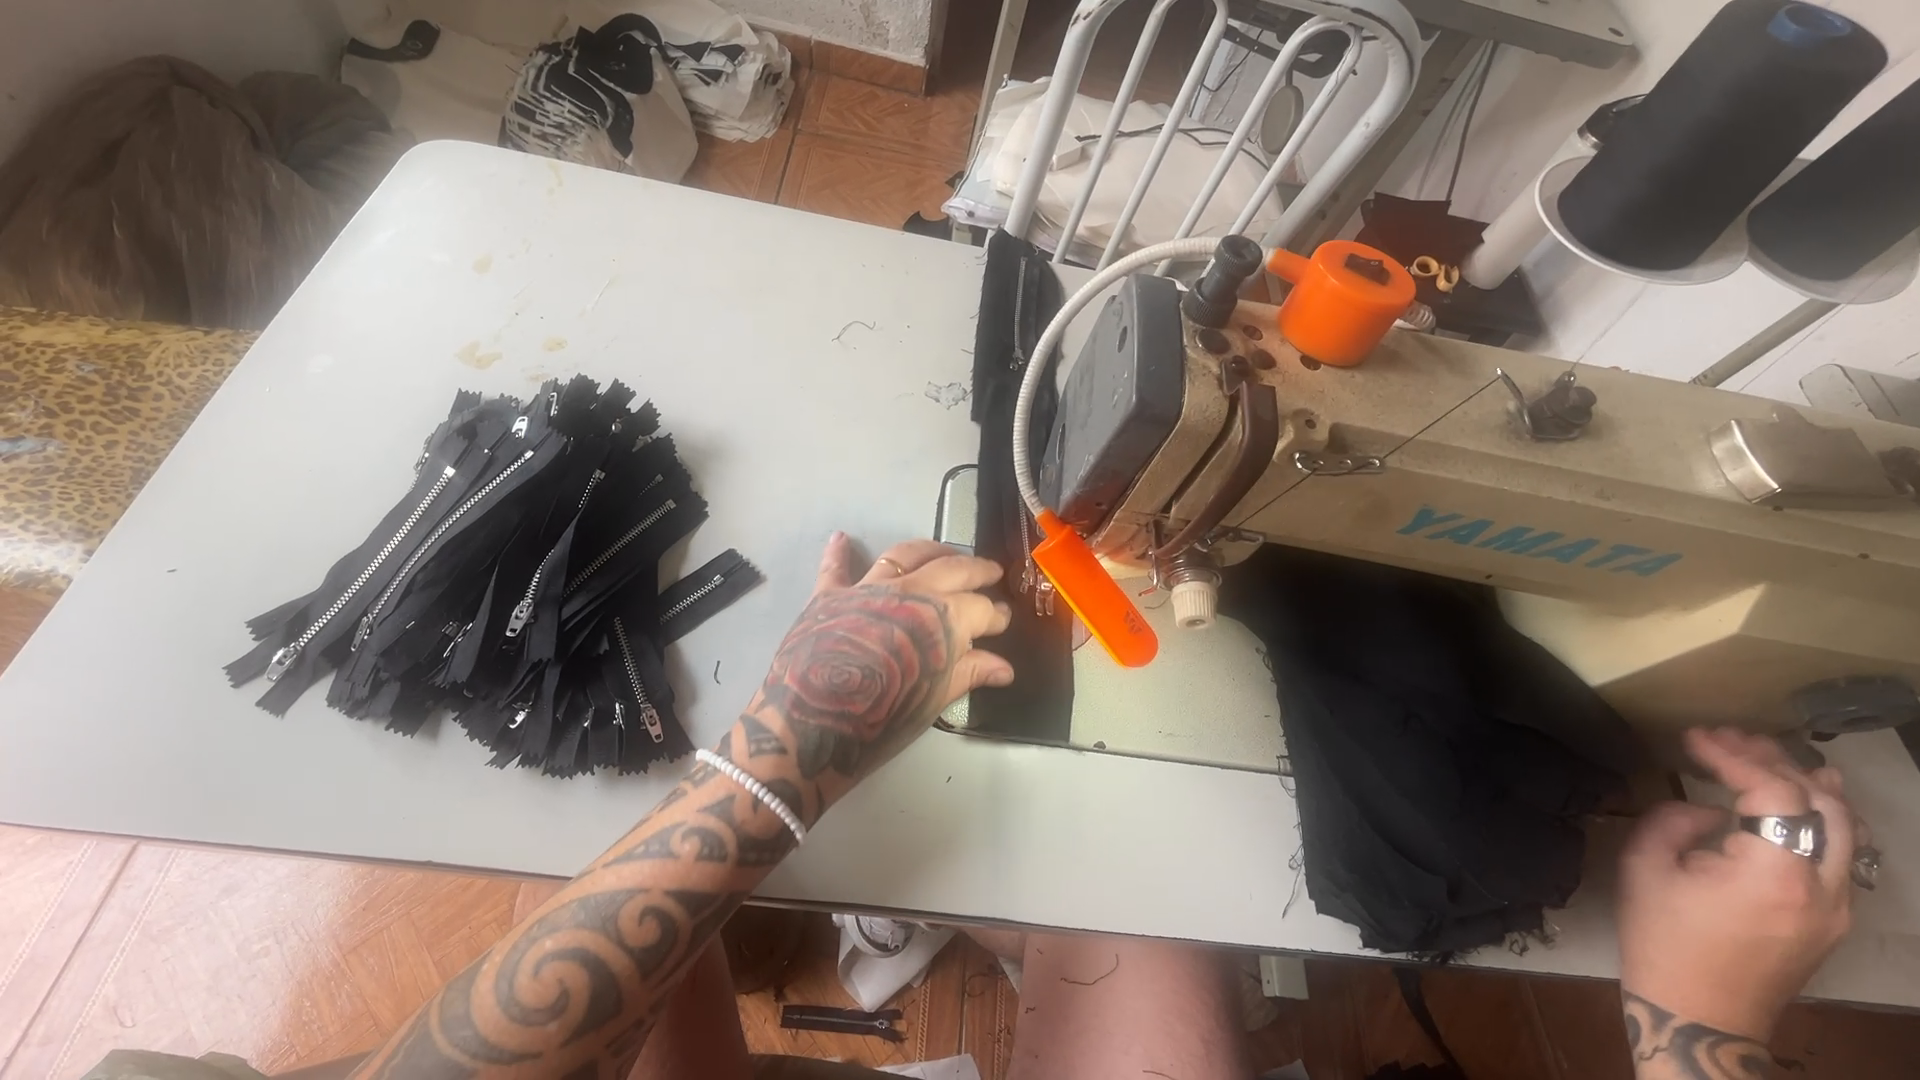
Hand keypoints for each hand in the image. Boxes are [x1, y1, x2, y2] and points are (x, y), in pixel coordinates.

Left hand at [745, 533, 1011, 809]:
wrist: (812, 724)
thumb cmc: (880, 721)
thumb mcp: (932, 701)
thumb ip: (967, 674)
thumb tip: (1003, 667)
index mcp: (943, 618)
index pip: (980, 609)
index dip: (995, 615)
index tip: (1003, 620)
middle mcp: (910, 591)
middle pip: (952, 569)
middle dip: (977, 570)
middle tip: (992, 573)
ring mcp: (868, 588)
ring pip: (906, 554)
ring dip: (931, 550)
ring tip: (946, 553)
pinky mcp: (829, 596)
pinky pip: (835, 568)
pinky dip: (839, 552)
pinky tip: (841, 538)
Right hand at [1618, 728, 1857, 1043]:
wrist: (1700, 1009)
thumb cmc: (1662, 937)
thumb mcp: (1645, 868)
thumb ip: (1673, 822)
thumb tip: (1704, 809)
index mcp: (1773, 874)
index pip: (1775, 793)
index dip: (1735, 756)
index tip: (1693, 738)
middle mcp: (1824, 887)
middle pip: (1823, 804)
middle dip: (1773, 760)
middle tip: (1725, 737)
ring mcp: (1839, 905)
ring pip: (1847, 826)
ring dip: (1805, 783)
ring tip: (1762, 754)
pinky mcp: (1833, 915)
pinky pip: (1844, 852)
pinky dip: (1822, 814)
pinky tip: (1803, 794)